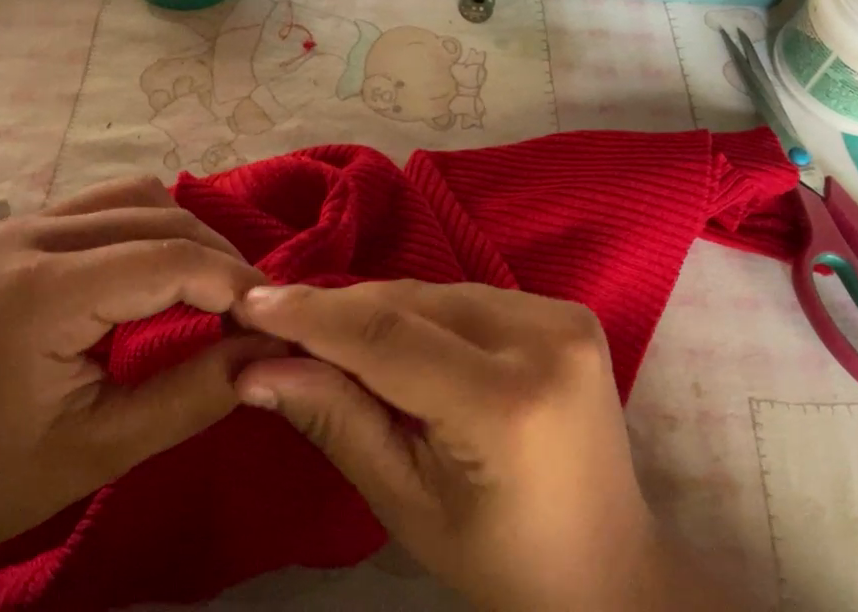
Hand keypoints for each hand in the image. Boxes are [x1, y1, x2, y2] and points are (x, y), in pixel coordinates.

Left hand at [0, 176, 279, 555]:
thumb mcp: (107, 449)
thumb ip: (196, 393)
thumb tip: (273, 349)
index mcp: (39, 293)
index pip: (168, 259)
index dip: (235, 284)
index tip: (277, 322)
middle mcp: (27, 238)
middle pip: (160, 216)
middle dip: (220, 259)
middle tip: (254, 314)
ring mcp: (20, 227)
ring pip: (139, 197)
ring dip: (189, 238)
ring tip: (217, 293)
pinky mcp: (23, 232)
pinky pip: (111, 206)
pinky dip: (156, 231)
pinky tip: (169, 277)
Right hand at [233, 282, 721, 610]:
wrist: (608, 564)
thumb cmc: (501, 556)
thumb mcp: (406, 504)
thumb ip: (336, 422)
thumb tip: (256, 367)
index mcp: (506, 402)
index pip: (387, 336)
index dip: (312, 315)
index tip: (249, 303)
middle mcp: (543, 339)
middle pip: (411, 303)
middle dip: (338, 312)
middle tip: (275, 325)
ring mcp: (563, 316)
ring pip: (437, 292)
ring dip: (379, 310)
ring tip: (328, 338)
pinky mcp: (568, 310)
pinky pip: (469, 297)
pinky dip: (423, 312)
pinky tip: (395, 341)